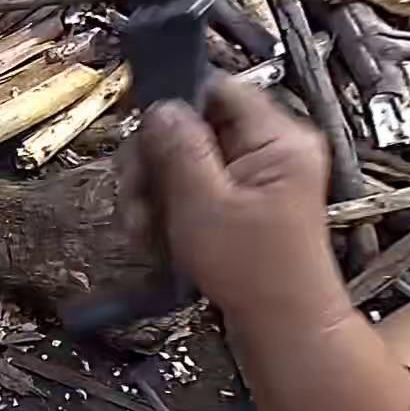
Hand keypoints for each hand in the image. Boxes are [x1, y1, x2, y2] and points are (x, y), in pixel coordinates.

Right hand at [135, 76, 348, 326]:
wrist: (277, 320)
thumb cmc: (251, 267)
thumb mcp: (204, 203)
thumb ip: (180, 150)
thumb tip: (161, 106)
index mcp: (276, 140)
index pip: (218, 90)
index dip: (171, 98)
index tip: (132, 119)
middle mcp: (265, 149)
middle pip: (188, 128)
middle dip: (151, 161)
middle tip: (134, 193)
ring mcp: (248, 174)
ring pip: (177, 159)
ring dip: (148, 190)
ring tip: (140, 224)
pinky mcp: (232, 196)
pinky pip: (183, 185)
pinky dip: (160, 206)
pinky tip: (150, 231)